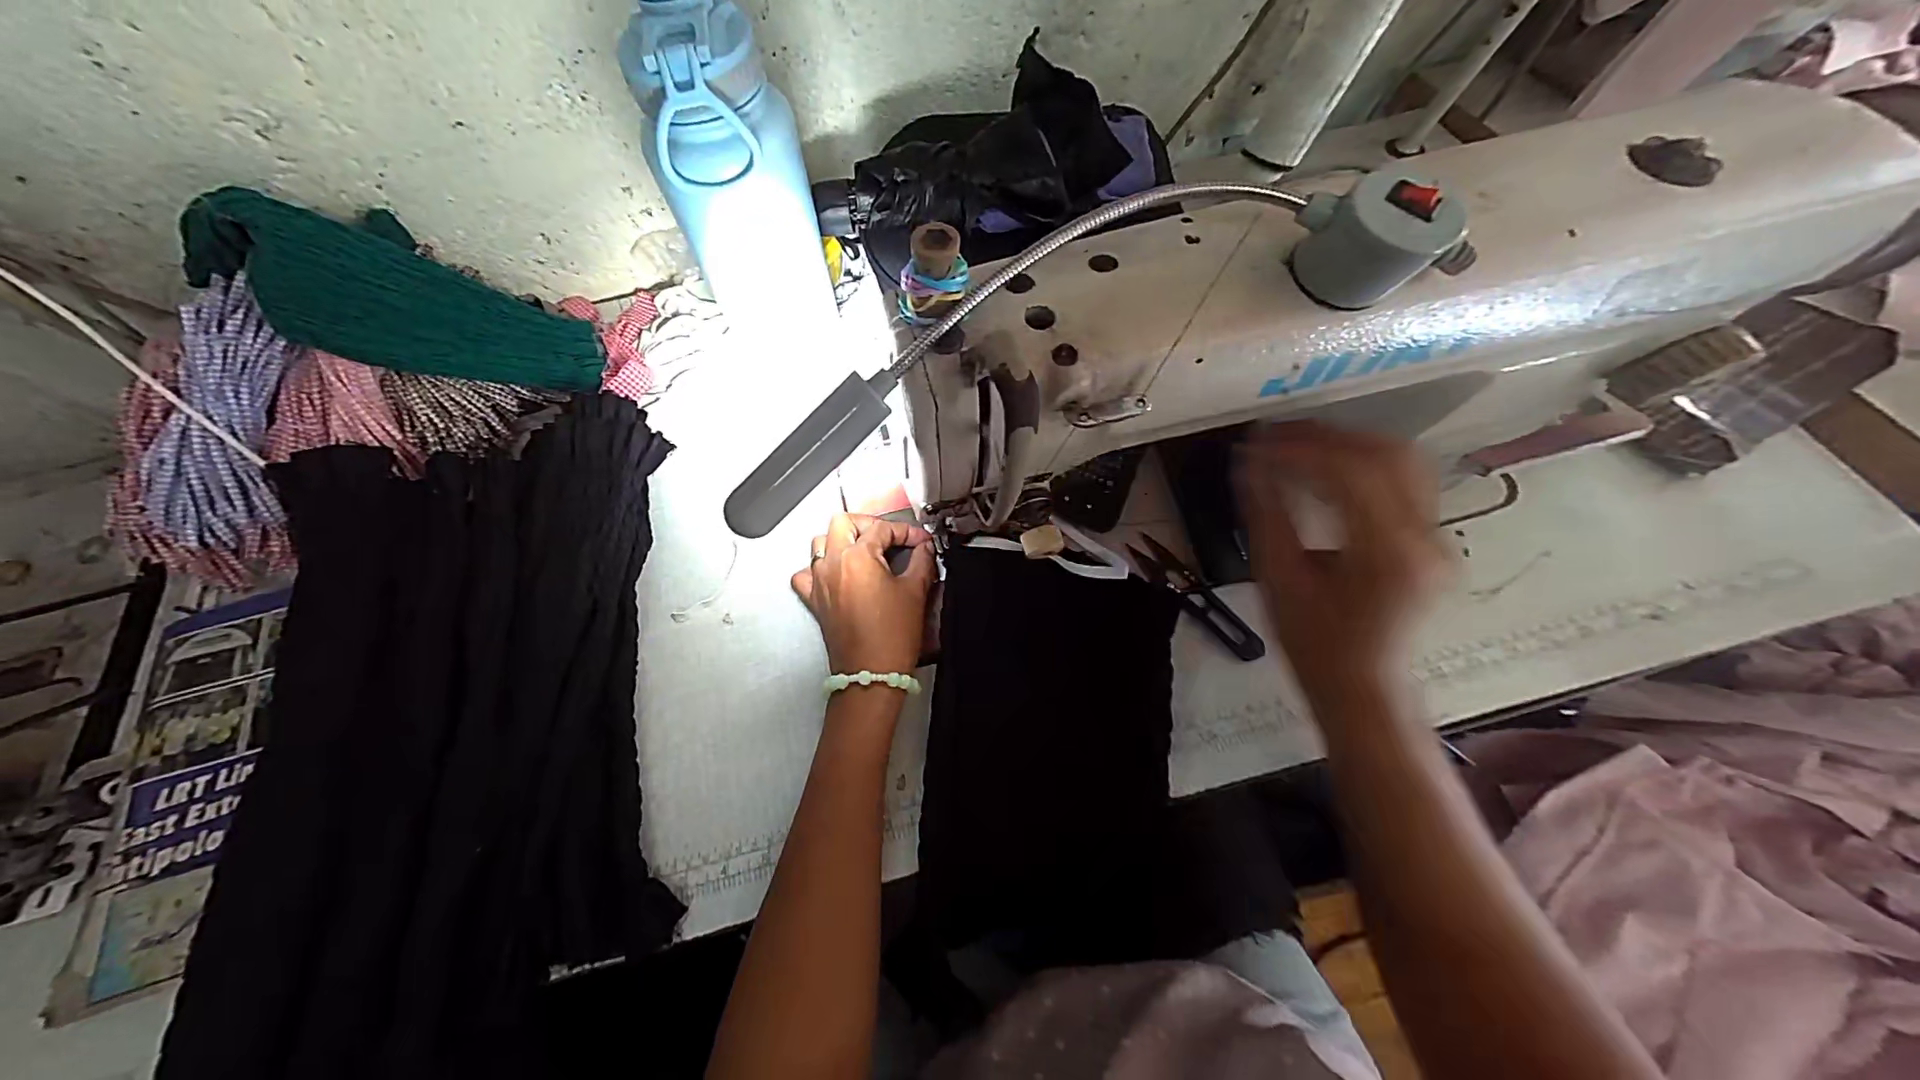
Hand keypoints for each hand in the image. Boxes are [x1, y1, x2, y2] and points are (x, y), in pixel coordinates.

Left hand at [791, 513, 937, 675]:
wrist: (871, 673)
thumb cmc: (891, 637)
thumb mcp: (915, 592)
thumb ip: (922, 561)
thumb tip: (925, 549)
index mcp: (857, 557)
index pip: (882, 529)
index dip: (906, 532)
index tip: (920, 542)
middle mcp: (832, 564)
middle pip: (843, 523)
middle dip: (868, 524)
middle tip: (889, 538)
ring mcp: (819, 581)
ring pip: (820, 543)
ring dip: (842, 540)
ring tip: (865, 551)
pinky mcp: (815, 600)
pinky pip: (807, 573)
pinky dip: (820, 568)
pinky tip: (839, 574)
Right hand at [1235, 423, 1450, 708]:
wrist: (1362, 686)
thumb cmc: (1315, 645)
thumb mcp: (1279, 583)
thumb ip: (1266, 518)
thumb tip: (1248, 468)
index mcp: (1387, 554)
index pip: (1349, 473)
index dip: (1299, 449)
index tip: (1256, 445)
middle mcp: (1426, 538)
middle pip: (1387, 455)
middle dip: (1326, 436)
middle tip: (1276, 434)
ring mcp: (1437, 537)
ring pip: (1404, 461)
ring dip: (1348, 444)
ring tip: (1299, 444)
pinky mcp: (1432, 539)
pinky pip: (1404, 482)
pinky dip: (1363, 465)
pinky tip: (1326, 469)